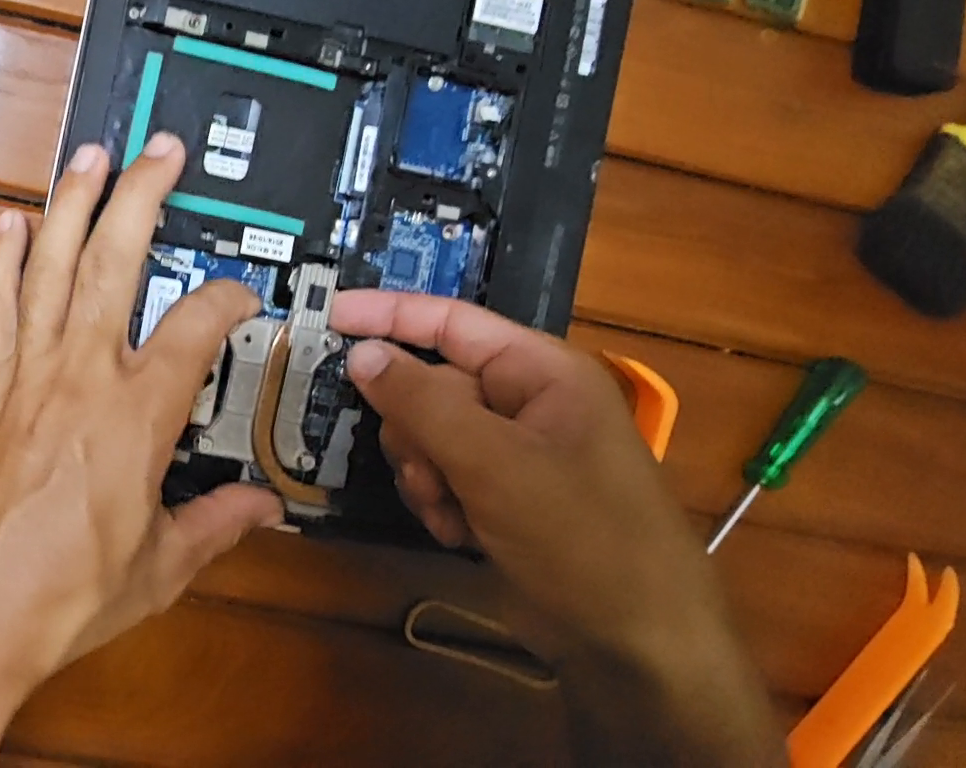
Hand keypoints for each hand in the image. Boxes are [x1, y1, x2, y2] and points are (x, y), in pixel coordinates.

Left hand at [0, 134, 281, 766]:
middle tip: (158, 152)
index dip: (228, 297)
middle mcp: (82, 374)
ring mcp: (28, 370)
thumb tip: (258, 513)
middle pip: (118, 259)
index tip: (238, 295)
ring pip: (51, 264)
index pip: (199, 326)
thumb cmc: (62, 591)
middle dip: (141, 194)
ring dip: (71, 205)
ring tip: (87, 159)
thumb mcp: (161, 566)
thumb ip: (217, 527)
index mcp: (139, 414)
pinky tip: (7, 224)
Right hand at [333, 291, 782, 765]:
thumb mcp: (492, 462)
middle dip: (413, 428)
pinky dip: (435, 500)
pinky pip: (435, 472)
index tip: (329, 315)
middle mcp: (522, 401)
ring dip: (422, 471)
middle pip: (427, 383)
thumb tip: (360, 353)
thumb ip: (419, 401)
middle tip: (425, 466)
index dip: (386, 313)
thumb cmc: (581, 537)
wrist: (636, 651)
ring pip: (422, 431)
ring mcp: (509, 449)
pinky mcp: (497, 491)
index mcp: (538, 371)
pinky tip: (459, 531)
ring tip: (449, 508)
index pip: (449, 322)